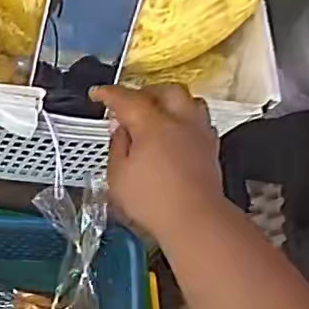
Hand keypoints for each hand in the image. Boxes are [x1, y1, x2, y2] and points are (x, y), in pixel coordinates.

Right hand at [92, 83, 228, 243]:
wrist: (194, 218)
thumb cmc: (152, 201)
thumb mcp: (118, 176)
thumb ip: (116, 146)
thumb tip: (120, 130)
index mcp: (152, 124)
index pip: (127, 99)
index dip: (109, 93)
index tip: (98, 93)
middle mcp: (180, 121)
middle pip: (164, 90)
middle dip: (144, 92)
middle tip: (129, 103)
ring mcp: (199, 132)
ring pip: (188, 100)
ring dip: (169, 100)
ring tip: (156, 112)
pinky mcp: (210, 147)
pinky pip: (199, 119)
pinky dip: (184, 118)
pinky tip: (176, 131)